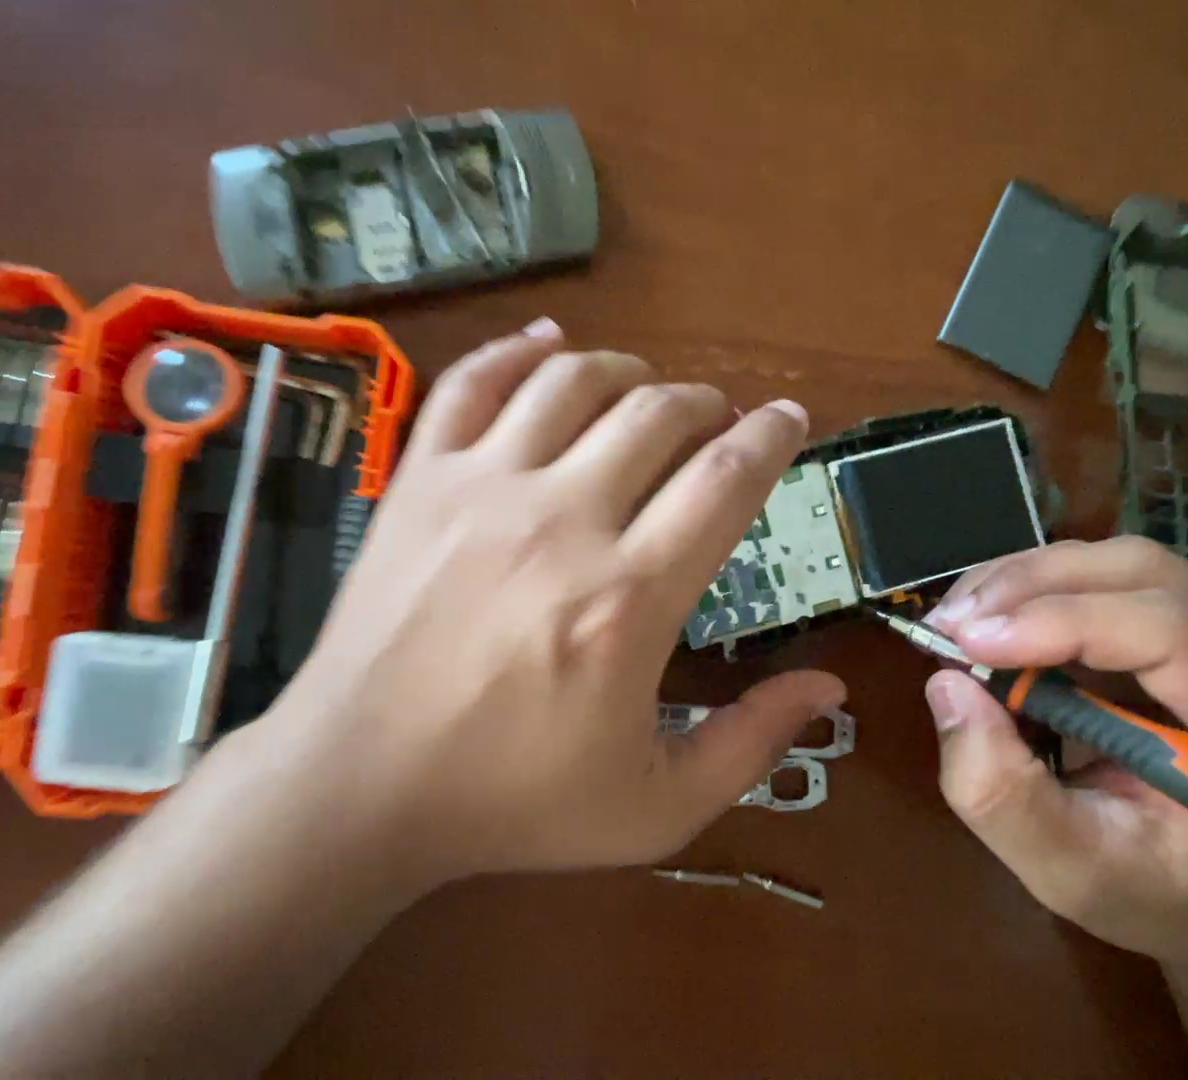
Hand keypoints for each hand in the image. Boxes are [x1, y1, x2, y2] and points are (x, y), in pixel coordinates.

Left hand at [254, 319, 844, 881]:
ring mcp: (482, 489)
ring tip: (646, 390)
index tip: (788, 420)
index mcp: (629, 598)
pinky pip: (473, 382)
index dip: (771, 438)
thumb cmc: (512, 802)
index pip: (726, 480)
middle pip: (657, 415)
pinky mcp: (418, 480)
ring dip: (628, 372)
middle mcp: (562, 521)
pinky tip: (550, 345)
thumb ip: (750, 743)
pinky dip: (518, 350)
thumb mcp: (655, 807)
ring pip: (573, 382)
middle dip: (705, 405)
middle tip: (715, 421)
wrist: (361, 785)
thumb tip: (827, 682)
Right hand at [922, 537, 1187, 973]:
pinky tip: (991, 623)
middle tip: (950, 624)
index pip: (1175, 633)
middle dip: (1033, 585)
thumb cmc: (1170, 904)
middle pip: (1147, 574)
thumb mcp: (1076, 876)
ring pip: (1123, 565)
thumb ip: (1006, 797)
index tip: (967, 645)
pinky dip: (1035, 590)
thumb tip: (948, 687)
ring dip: (1027, 579)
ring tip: (960, 619)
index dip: (1063, 623)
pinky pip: (1107, 583)